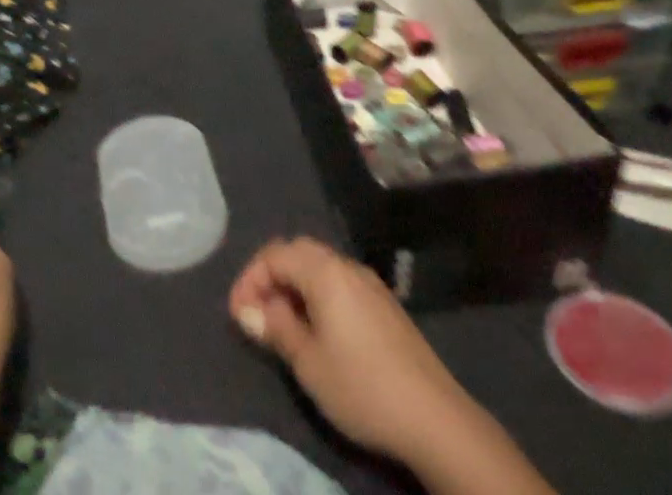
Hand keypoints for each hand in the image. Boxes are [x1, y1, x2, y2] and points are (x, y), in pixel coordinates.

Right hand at [228, 238, 476, 463]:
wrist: (433, 417)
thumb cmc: (360, 386)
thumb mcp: (307, 361)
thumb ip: (276, 328)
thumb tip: (248, 311)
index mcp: (327, 273)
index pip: (276, 254)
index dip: (249, 279)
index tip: (238, 316)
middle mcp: (349, 268)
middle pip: (299, 253)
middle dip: (271, 277)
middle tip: (256, 314)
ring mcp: (371, 286)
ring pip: (321, 268)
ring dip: (294, 287)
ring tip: (280, 326)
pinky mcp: (385, 307)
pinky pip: (340, 285)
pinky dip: (317, 296)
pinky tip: (314, 331)